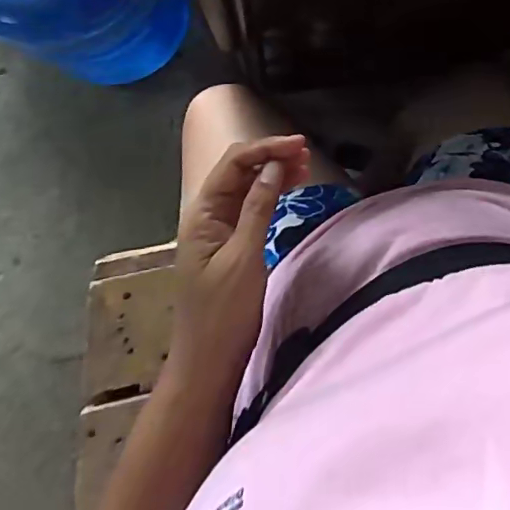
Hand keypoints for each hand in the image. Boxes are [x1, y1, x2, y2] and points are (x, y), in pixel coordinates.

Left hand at [171, 136, 309, 374]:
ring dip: (274, 171)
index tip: (299, 145)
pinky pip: (252, 205)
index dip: (266, 147)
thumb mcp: (244, 258)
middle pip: (240, 169)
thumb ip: (257, 208)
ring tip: (305, 166)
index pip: (234, 163)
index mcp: (202, 213)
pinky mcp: (231, 242)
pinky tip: (292, 187)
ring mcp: (219, 228)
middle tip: (306, 154)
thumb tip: (274, 167)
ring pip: (248, 186)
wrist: (208, 364)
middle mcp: (208, 214)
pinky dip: (272, 193)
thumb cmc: (223, 314)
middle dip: (271, 155)